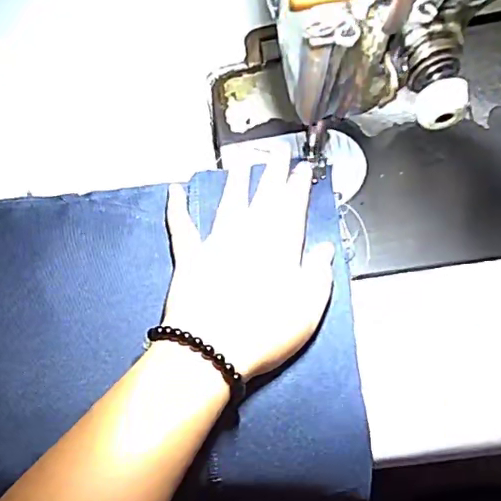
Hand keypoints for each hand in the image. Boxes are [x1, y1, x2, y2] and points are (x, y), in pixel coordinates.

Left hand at [161, 161, 337, 377]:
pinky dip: (178, 207)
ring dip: (235, 181)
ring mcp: (215, 244)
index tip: (300, 168)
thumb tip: (324, 251)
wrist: (209, 350)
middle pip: (262, 196)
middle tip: (276, 151)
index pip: (292, 206)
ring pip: (228, 203)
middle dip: (271, 172)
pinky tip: (175, 192)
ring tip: (241, 163)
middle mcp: (248, 236)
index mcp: (280, 245)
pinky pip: (182, 226)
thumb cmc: (264, 333)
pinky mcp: (188, 259)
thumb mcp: (308, 308)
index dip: (297, 184)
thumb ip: (318, 274)